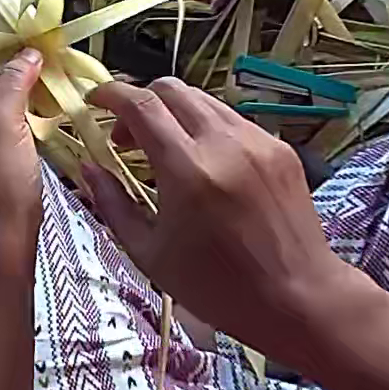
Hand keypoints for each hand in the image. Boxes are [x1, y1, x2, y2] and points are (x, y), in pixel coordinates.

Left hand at [0, 50, 45, 270]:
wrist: (1, 239)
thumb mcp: (6, 121)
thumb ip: (15, 80)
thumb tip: (28, 52)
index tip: (22, 36)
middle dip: (7, 64)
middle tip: (40, 51)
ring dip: (15, 83)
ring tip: (46, 69)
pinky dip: (18, 103)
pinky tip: (42, 95)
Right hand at [80, 77, 380, 367]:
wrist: (302, 301)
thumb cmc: (216, 286)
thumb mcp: (148, 252)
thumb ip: (110, 202)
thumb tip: (86, 166)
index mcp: (187, 170)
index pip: (140, 104)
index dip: (110, 93)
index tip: (92, 101)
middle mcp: (223, 144)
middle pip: (169, 88)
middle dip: (137, 99)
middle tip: (125, 135)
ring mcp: (256, 141)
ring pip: (199, 98)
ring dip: (169, 110)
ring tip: (162, 147)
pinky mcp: (277, 146)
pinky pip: (227, 117)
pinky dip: (200, 125)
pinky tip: (200, 160)